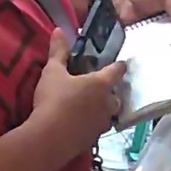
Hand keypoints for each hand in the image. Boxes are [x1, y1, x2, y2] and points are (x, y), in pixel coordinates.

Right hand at [29, 29, 124, 156]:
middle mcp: (107, 104)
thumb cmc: (54, 99)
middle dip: (110, 93)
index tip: (121, 64)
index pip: (116, 71)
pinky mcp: (93, 140)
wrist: (49, 137)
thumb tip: (59, 30)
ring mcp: (102, 124)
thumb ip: (58, 52)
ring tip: (90, 108)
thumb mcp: (52, 72)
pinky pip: (96, 129)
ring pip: (108, 115)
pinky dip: (91, 125)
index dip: (119, 66)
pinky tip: (80, 124)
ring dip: (102, 111)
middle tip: (99, 90)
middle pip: (116, 97)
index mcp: (101, 84)